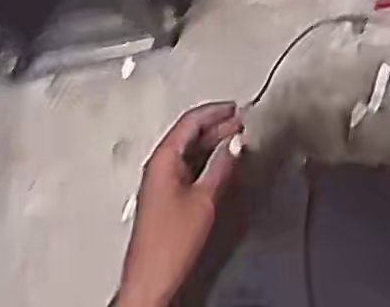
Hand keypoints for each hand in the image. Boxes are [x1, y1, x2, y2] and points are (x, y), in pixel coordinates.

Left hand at [115, 102, 243, 306]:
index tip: (234, 108)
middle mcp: (159, 166)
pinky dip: (206, 158)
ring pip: (189, 149)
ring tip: (235, 138)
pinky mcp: (165, 195)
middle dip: (216, 124)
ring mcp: (161, 181)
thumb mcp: (204, 200)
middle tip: (239, 121)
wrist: (150, 282)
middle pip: (189, 133)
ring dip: (212, 141)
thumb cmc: (168, 246)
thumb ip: (220, 167)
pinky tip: (221, 162)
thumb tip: (232, 145)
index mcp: (163, 159)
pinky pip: (188, 165)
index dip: (215, 111)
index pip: (190, 121)